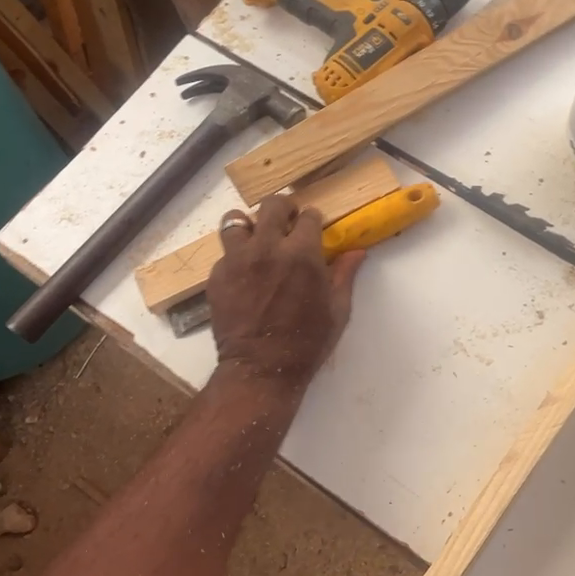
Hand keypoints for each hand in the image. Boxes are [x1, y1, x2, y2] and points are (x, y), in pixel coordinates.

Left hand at [208, 194, 363, 388]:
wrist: (261, 369)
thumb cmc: (306, 343)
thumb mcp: (337, 310)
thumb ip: (344, 275)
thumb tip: (357, 252)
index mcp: (302, 254)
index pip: (308, 215)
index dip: (313, 220)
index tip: (313, 228)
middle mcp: (267, 248)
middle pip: (272, 206)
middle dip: (283, 210)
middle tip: (287, 223)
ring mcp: (237, 260)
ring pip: (237, 221)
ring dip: (250, 226)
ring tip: (257, 240)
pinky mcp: (217, 276)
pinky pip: (225, 253)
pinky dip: (236, 256)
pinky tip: (244, 274)